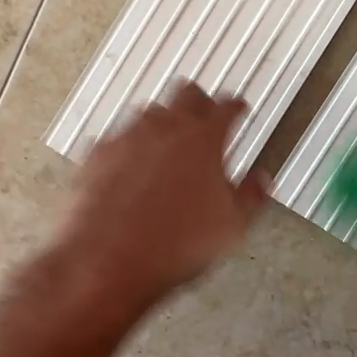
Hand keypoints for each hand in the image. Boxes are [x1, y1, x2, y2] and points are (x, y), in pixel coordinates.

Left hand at [56, 81, 268, 302]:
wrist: (106, 262)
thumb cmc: (169, 245)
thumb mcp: (231, 226)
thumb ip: (250, 195)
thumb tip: (260, 182)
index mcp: (204, 140)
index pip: (226, 107)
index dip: (236, 107)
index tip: (238, 108)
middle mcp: (165, 129)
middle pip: (186, 94)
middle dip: (199, 101)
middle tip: (206, 112)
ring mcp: (127, 138)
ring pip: (149, 112)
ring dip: (162, 121)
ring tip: (168, 140)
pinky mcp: (96, 155)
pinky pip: (116, 138)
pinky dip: (127, 147)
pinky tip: (130, 165)